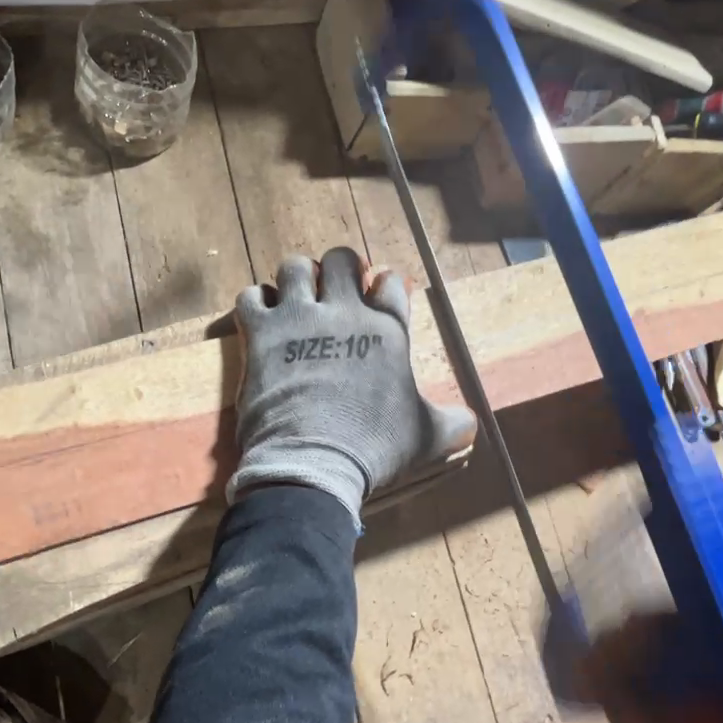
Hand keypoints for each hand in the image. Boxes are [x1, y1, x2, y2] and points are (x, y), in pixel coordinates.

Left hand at [227, 247, 476, 523]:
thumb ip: (452, 423)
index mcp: (388, 330)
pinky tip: (261, 321)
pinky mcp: (260, 334)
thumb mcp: (426, 438)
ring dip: (295, 281)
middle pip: (341, 259)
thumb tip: (472, 425)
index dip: (384, 287)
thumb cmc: (374, 450)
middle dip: (338, 271)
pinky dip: (255, 304)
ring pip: (293, 267)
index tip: (377, 296)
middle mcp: (344, 313)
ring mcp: (299, 319)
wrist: (313, 463)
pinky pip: (250, 296)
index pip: (391, 283)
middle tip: (333, 295)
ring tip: (295, 303)